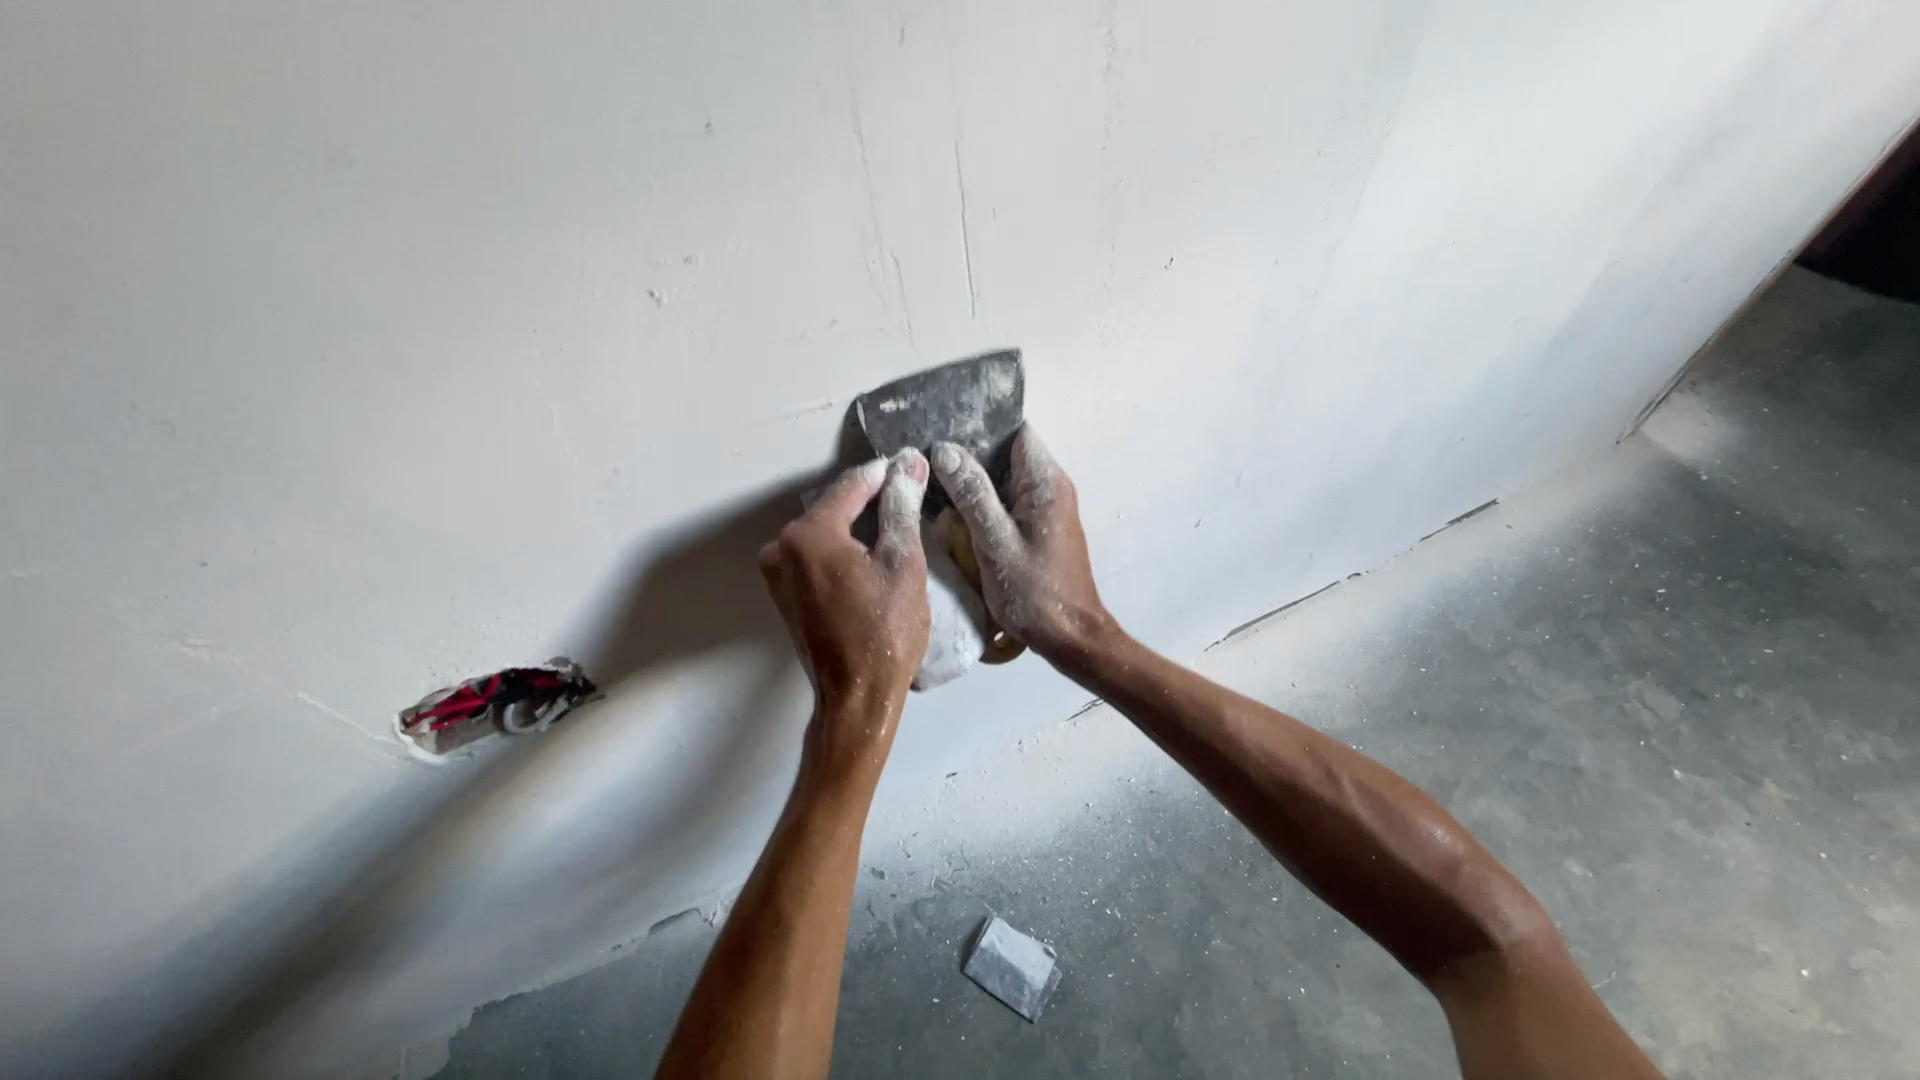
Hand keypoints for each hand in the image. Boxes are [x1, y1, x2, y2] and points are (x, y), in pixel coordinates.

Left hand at [760, 449, 930, 780]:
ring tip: (896, 533)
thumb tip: (909, 467)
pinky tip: (870, 562)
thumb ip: (901, 508)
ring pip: (824, 532)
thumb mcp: (902, 563)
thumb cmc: (885, 632)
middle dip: (870, 502)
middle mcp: (781, 546)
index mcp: (809, 534)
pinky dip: (841, 552)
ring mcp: (776, 572)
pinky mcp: (782, 593)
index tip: (913, 466)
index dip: (886, 474)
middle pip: (834, 508)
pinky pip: (815, 556)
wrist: (856, 698)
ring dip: (856, 528)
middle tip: (910, 501)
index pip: (853, 486)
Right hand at [929, 427, 1111, 660]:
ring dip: (973, 480)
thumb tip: (945, 449)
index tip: (942, 432)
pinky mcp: (1038, 528)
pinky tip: (953, 512)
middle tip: (926, 459)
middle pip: (1008, 452)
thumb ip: (972, 494)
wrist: (1070, 637)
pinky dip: (982, 503)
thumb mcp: (995, 542)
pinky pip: (1007, 502)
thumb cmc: (1035, 592)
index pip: (1016, 431)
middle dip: (970, 453)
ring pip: (1004, 478)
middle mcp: (1051, 487)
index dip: (980, 427)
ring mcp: (1046, 508)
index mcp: (1046, 482)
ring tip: (931, 481)